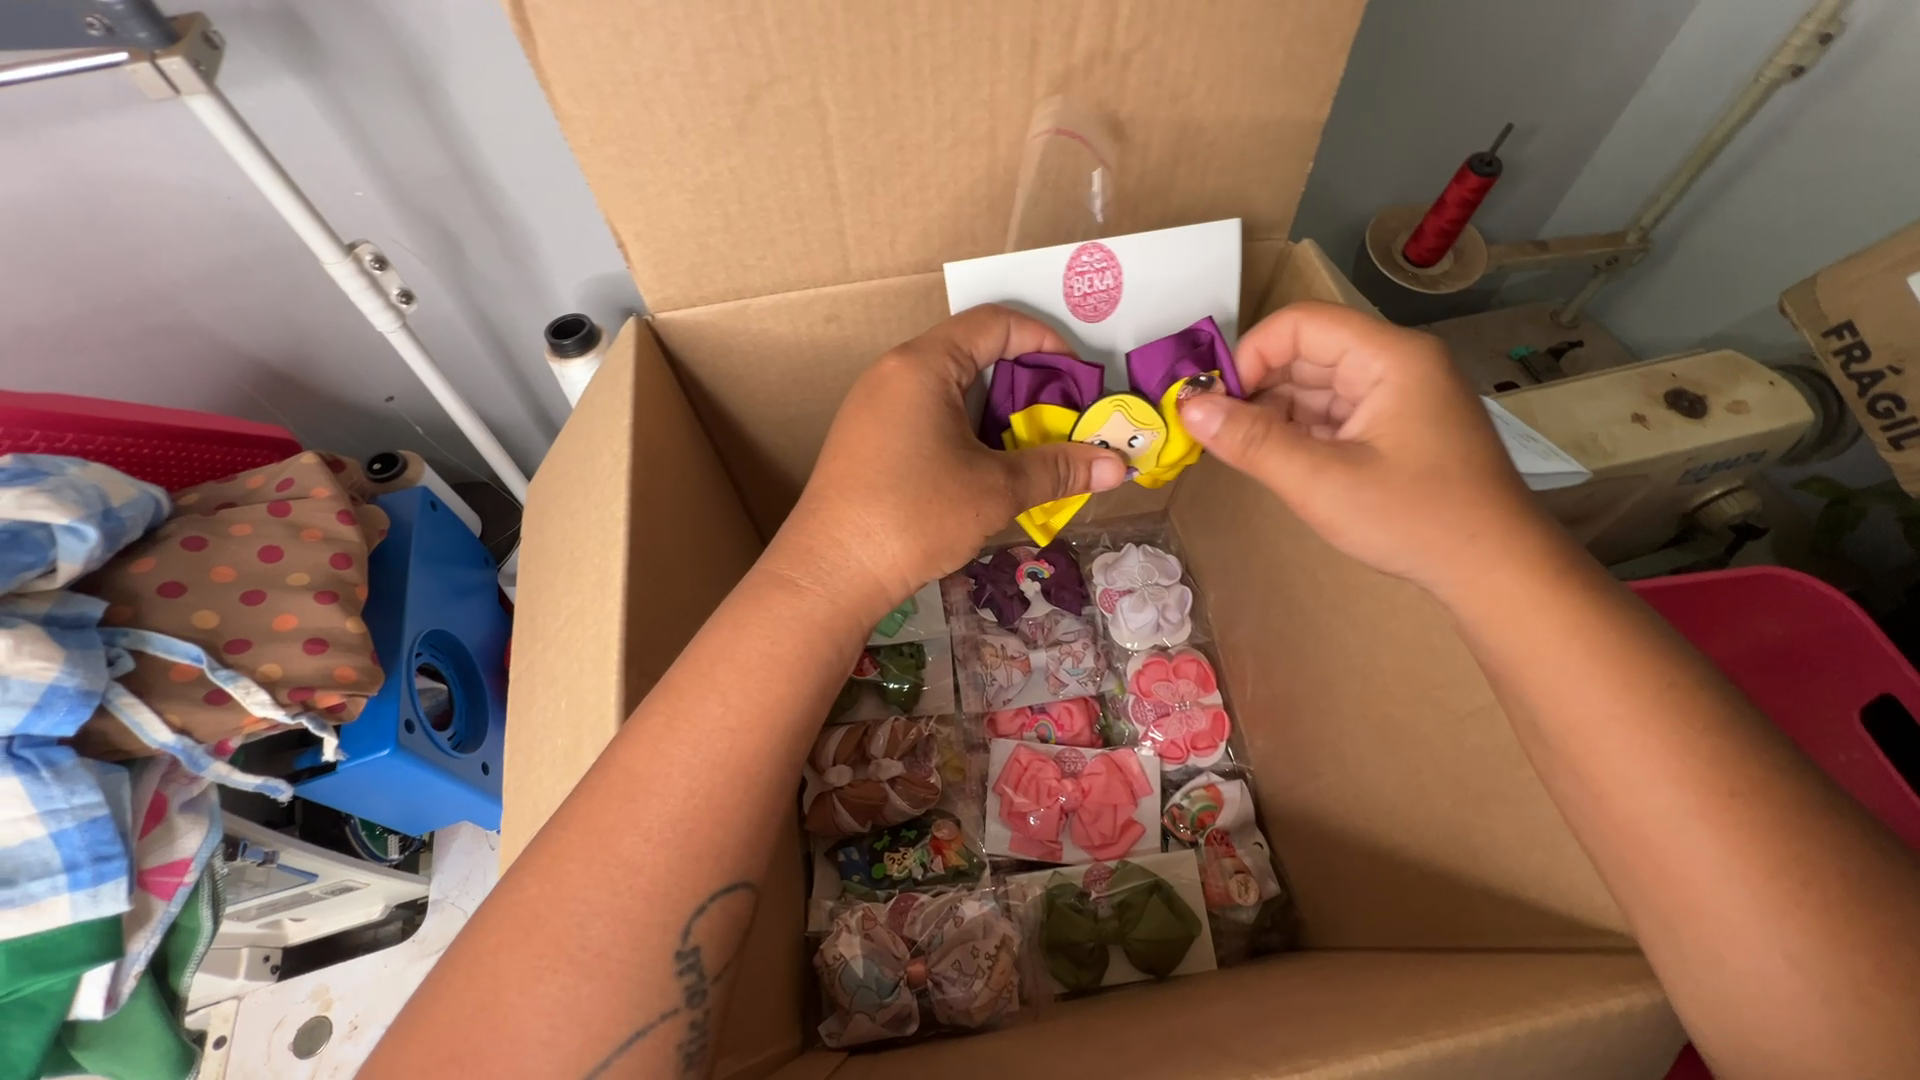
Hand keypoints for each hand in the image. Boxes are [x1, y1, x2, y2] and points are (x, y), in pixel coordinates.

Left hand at [769, 305, 1127, 621]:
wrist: (831, 571)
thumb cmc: (915, 515)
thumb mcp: (995, 490)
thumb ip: (1058, 470)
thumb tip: (1118, 468)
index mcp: (923, 365)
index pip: (994, 323)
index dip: (1046, 341)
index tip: (1079, 376)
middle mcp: (893, 374)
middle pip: (971, 355)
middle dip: (1025, 383)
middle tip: (1062, 418)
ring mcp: (874, 408)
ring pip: (949, 391)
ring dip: (996, 414)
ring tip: (1031, 449)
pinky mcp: (866, 442)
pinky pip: (926, 418)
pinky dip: (965, 433)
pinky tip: (985, 471)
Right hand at [1175, 301, 1564, 595]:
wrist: (1494, 570)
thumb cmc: (1414, 520)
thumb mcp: (1320, 482)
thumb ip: (1251, 441)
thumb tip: (1189, 407)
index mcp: (1389, 357)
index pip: (1300, 324)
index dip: (1250, 356)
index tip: (1218, 405)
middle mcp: (1394, 365)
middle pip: (1305, 354)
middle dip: (1256, 389)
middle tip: (1218, 435)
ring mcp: (1396, 397)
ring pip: (1314, 387)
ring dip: (1273, 416)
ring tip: (1246, 455)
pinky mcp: (1394, 429)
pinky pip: (1332, 414)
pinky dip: (1298, 434)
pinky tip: (1279, 463)